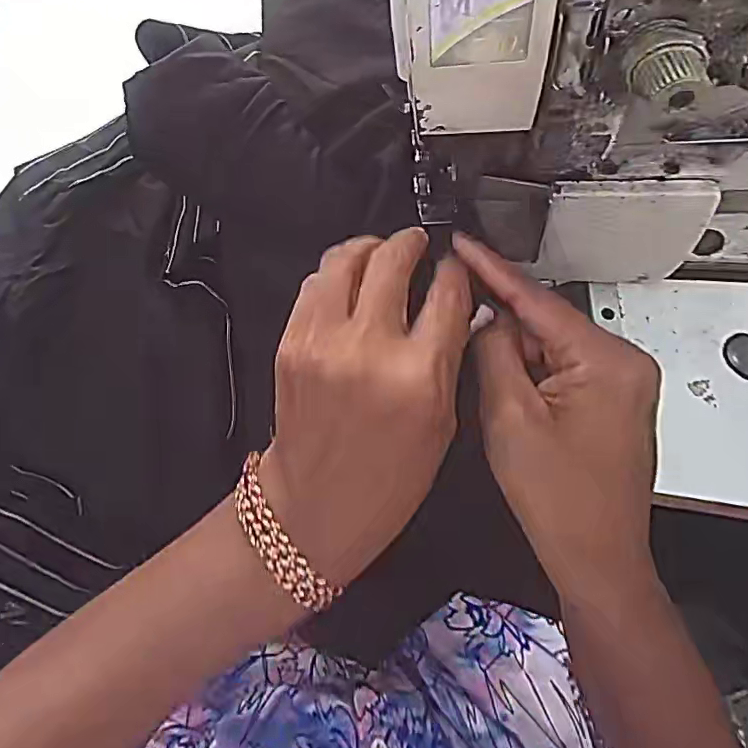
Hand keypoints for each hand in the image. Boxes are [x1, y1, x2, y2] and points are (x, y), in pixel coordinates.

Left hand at [262, 229, 473, 588]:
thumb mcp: (443, 421)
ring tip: (380, 255)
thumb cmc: (387, 477)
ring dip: (369, 248)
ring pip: (346, 258)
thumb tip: (455, 303)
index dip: (454, 270)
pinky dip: (335, 274)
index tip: (453, 266)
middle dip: (410, 242)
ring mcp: (323, 341)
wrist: (314, 505)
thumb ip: (450, 354)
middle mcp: (369, 349)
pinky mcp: (291, 341)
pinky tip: (348, 283)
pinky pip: (314, 283)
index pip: (446, 292)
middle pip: (392, 259)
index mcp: (419, 376)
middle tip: (416, 244)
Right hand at [455, 233, 662, 600]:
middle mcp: (625, 362)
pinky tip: (510, 393)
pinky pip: (563, 366)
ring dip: (515, 355)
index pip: (538, 300)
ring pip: (552, 345)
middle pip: (546, 322)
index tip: (465, 245)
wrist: (597, 560)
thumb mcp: (510, 418)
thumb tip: (485, 315)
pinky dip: (532, 372)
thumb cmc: (562, 504)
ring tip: (491, 386)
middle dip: (502, 325)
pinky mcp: (613, 397)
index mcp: (608, 361)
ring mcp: (623, 380)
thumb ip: (494, 352)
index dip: (492, 269)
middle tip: (458, 321)